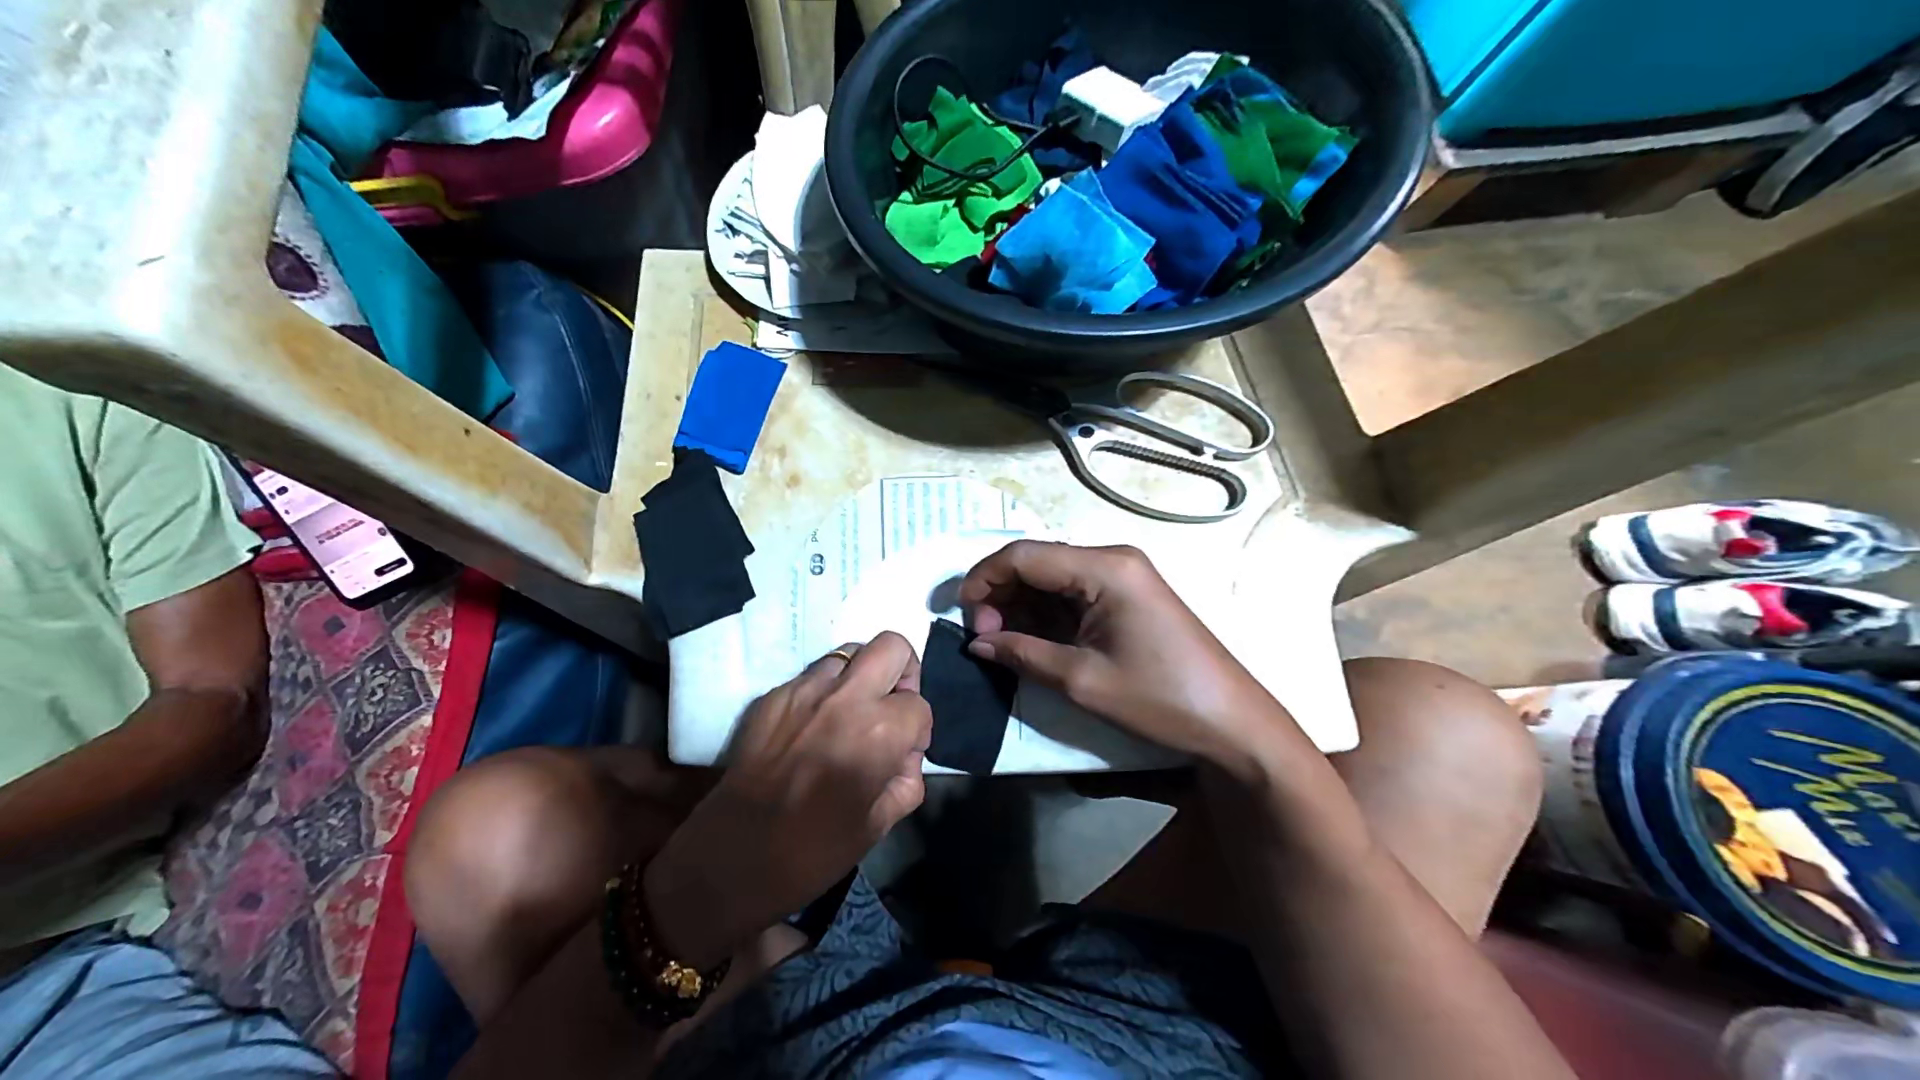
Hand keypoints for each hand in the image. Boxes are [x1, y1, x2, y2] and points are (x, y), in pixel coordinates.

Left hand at [644, 632, 931, 966]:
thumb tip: (905, 753)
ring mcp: (804, 690)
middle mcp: (844, 698)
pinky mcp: (772, 696)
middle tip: (889, 706)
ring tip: (848, 715)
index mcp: (879, 732)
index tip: (904, 752)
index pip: (919, 704)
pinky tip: (813, 729)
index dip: (918, 730)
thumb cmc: (815, 850)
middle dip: (901, 672)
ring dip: (859, 678)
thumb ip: (907, 779)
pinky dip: (823, 693)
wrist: (734, 857)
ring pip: (848, 653)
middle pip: (891, 646)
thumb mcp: (880, 823)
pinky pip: (812, 676)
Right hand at [960, 541, 1287, 778]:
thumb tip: (977, 642)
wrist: (1231, 724)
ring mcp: (1124, 576)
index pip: (1024, 555)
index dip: (983, 580)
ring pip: (1053, 578)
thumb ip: (1022, 654)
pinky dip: (1046, 614)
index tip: (962, 617)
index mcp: (1105, 568)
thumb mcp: (1082, 680)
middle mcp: (1113, 559)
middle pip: (1037, 562)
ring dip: (1021, 606)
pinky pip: (1074, 594)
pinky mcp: (1128, 596)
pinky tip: (1030, 641)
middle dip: (1001, 595)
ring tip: (1001, 643)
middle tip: (982, 638)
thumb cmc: (1159, 699)